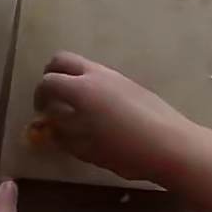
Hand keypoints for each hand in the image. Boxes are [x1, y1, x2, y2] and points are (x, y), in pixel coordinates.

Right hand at [33, 52, 211, 185]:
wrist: (172, 143)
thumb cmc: (127, 151)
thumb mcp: (90, 150)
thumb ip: (65, 137)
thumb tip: (51, 128)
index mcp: (81, 90)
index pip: (48, 82)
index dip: (39, 95)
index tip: (40, 111)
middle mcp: (95, 74)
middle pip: (62, 59)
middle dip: (51, 75)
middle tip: (51, 98)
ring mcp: (113, 74)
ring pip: (82, 64)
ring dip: (71, 77)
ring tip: (74, 105)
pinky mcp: (128, 80)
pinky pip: (99, 73)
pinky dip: (88, 82)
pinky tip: (96, 108)